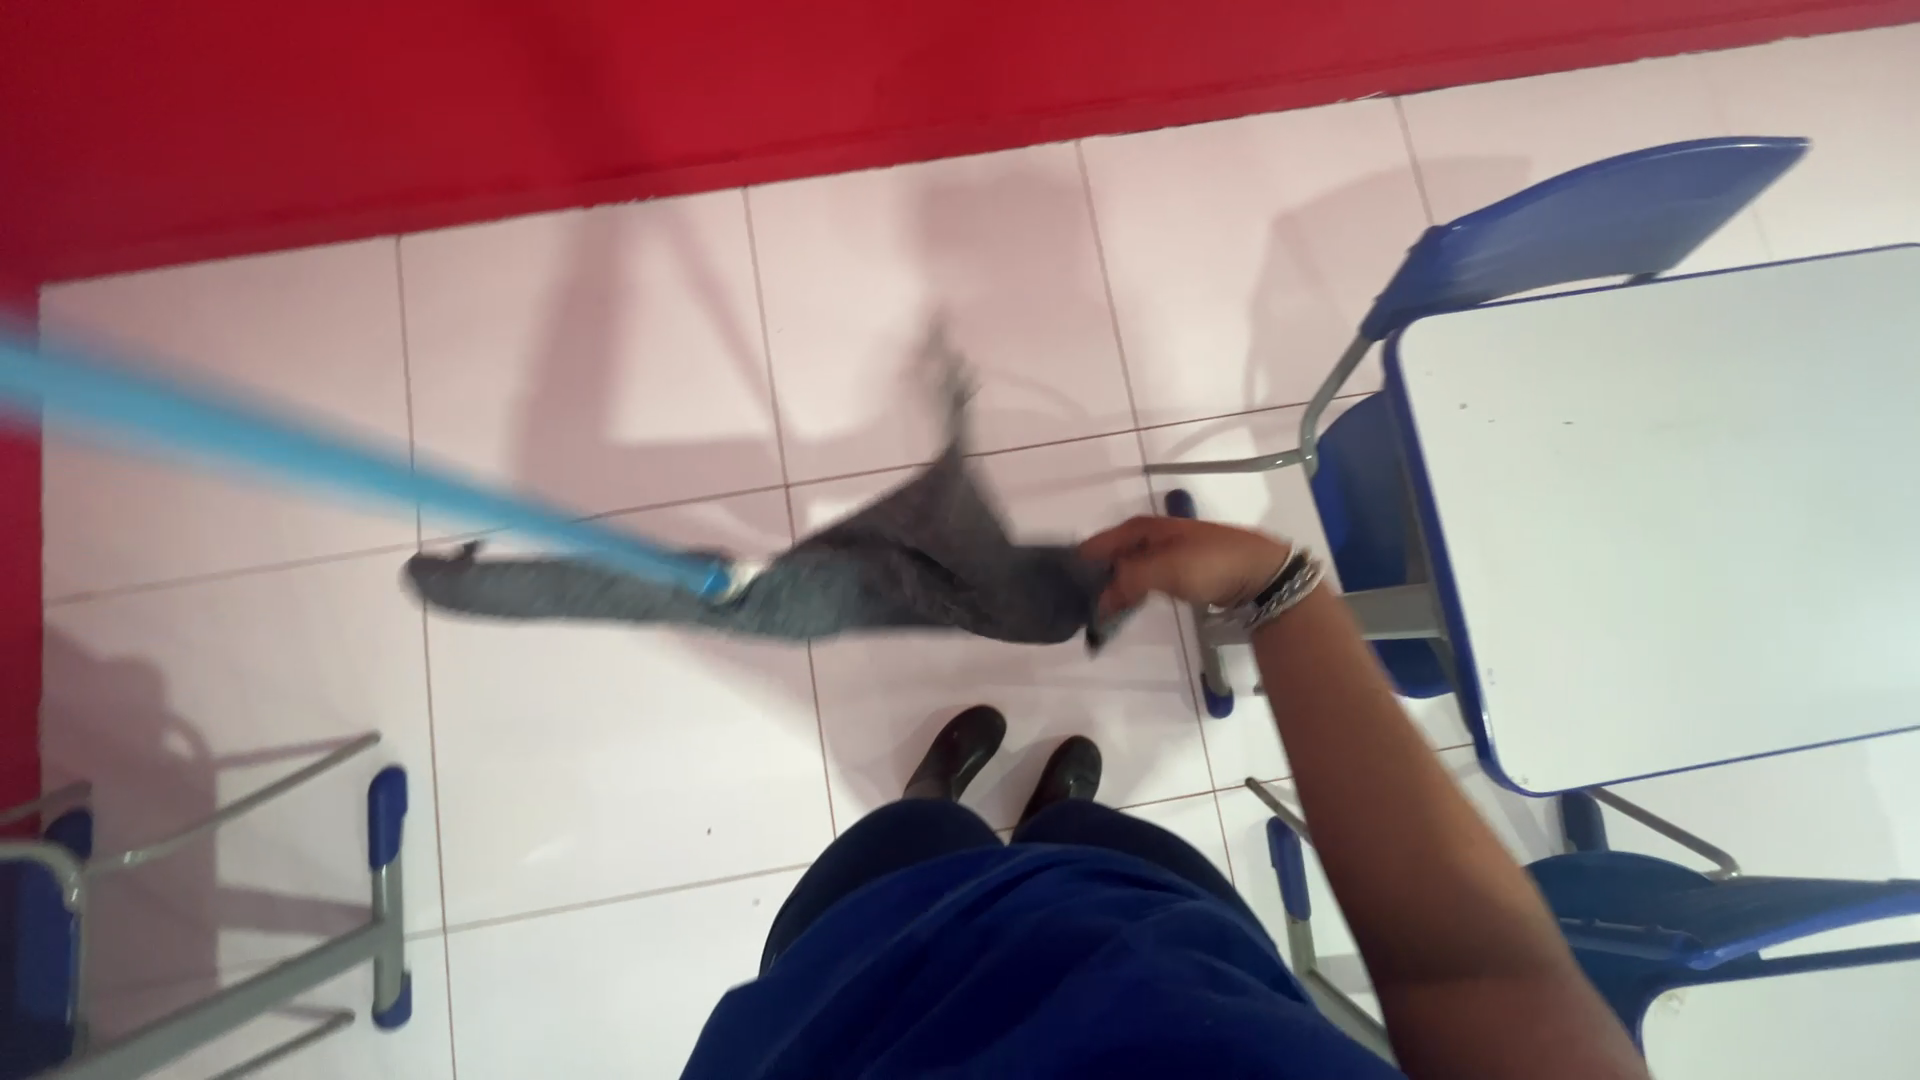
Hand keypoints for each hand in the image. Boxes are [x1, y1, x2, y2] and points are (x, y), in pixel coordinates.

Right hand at [1079, 516, 1292, 614]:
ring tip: (1097, 611)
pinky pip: (1143, 579)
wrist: (1261, 572)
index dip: (1079, 565)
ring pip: (1126, 569)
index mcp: (1141, 528)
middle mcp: (1148, 535)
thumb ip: (1126, 582)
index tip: (1061, 589)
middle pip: (1110, 557)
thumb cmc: (1209, 564)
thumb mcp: (1163, 570)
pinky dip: (1131, 591)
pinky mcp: (1177, 569)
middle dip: (1094, 579)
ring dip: (1113, 588)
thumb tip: (1098, 600)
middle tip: (1078, 606)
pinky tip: (1125, 607)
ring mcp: (1164, 551)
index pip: (1097, 545)